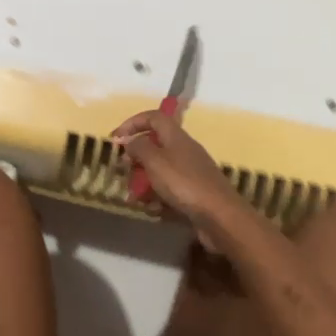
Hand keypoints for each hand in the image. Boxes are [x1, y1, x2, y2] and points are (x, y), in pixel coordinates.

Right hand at [111, 107, 248, 251]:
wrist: (221, 217)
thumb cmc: (184, 184)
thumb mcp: (155, 161)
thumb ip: (138, 147)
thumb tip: (128, 139)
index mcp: (176, 137)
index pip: (153, 117)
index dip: (133, 123)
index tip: (115, 138)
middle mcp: (184, 151)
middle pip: (155, 145)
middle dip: (136, 157)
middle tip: (122, 170)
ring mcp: (191, 173)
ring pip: (160, 171)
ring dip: (144, 181)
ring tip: (134, 196)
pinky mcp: (194, 194)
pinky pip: (170, 190)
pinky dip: (158, 198)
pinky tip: (152, 210)